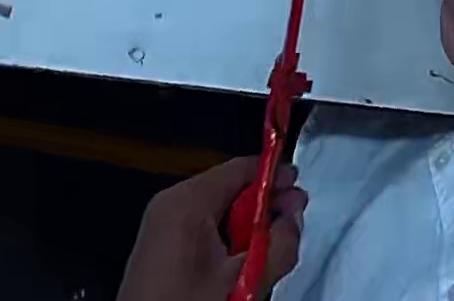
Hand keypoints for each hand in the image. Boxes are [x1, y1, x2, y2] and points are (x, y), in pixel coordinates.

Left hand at [118, 156, 306, 300]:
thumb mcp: (243, 284)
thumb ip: (277, 246)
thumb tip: (295, 216)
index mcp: (188, 200)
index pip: (239, 169)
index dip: (272, 174)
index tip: (297, 185)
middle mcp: (170, 202)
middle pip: (228, 189)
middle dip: (261, 206)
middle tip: (290, 222)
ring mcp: (159, 223)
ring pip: (215, 211)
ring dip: (243, 227)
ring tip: (266, 252)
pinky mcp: (156, 245)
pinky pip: (198, 228)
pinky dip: (222, 240)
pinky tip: (238, 266)